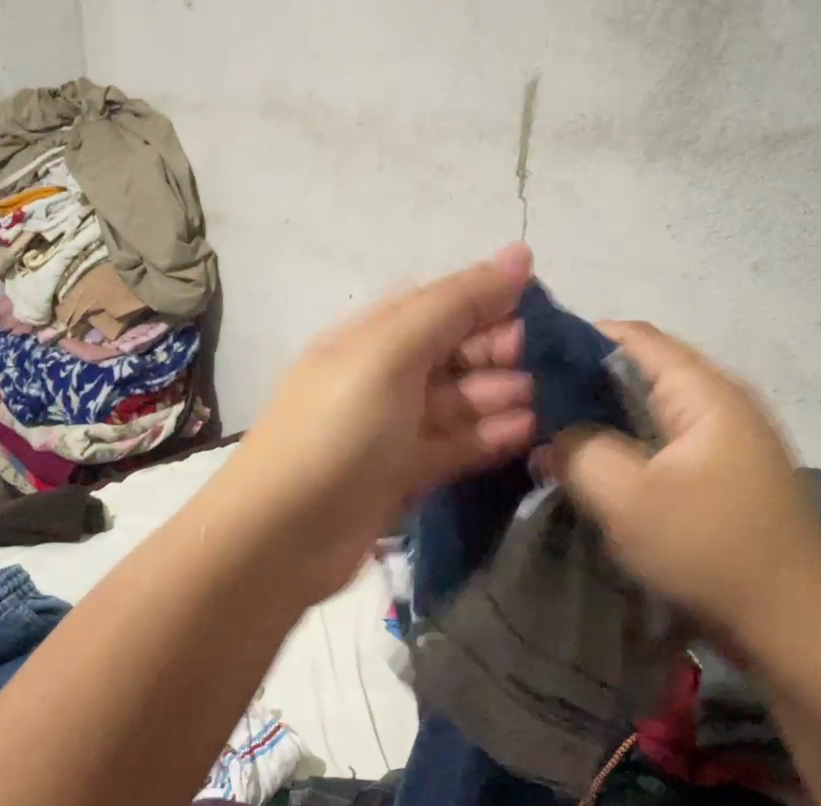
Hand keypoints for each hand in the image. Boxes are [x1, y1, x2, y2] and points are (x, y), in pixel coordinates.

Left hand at [218, 244, 537, 596]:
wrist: (281, 537)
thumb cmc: (335, 433)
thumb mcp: (389, 354)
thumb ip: (454, 305)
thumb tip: (520, 253)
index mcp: (365, 339)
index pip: (433, 305)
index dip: (483, 299)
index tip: (537, 308)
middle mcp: (377, 380)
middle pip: (447, 354)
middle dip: (494, 351)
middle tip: (539, 363)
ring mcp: (387, 433)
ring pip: (453, 404)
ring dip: (495, 397)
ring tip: (539, 400)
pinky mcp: (399, 479)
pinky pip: (450, 448)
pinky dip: (485, 438)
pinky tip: (524, 433)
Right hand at [553, 321, 820, 635]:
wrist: (789, 620)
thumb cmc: (707, 546)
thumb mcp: (626, 497)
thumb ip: (577, 453)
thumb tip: (548, 437)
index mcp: (704, 392)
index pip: (632, 337)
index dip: (575, 340)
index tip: (521, 361)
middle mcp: (719, 406)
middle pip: (639, 375)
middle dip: (580, 388)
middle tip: (524, 409)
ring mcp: (723, 446)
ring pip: (646, 418)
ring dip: (598, 427)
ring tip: (546, 442)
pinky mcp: (719, 483)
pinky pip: (658, 452)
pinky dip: (621, 455)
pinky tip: (588, 477)